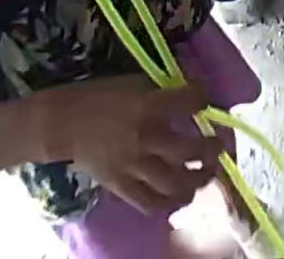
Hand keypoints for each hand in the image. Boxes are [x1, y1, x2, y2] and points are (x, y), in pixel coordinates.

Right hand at [32, 78, 221, 214]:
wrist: (65, 123)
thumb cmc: (102, 95)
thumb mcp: (136, 82)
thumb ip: (163, 89)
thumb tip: (191, 90)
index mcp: (150, 106)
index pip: (190, 103)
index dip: (203, 98)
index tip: (206, 99)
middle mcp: (146, 138)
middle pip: (189, 150)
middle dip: (211, 150)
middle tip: (219, 146)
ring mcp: (133, 165)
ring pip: (174, 182)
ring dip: (197, 180)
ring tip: (206, 174)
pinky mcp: (120, 186)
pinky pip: (149, 202)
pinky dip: (169, 202)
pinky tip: (181, 196)